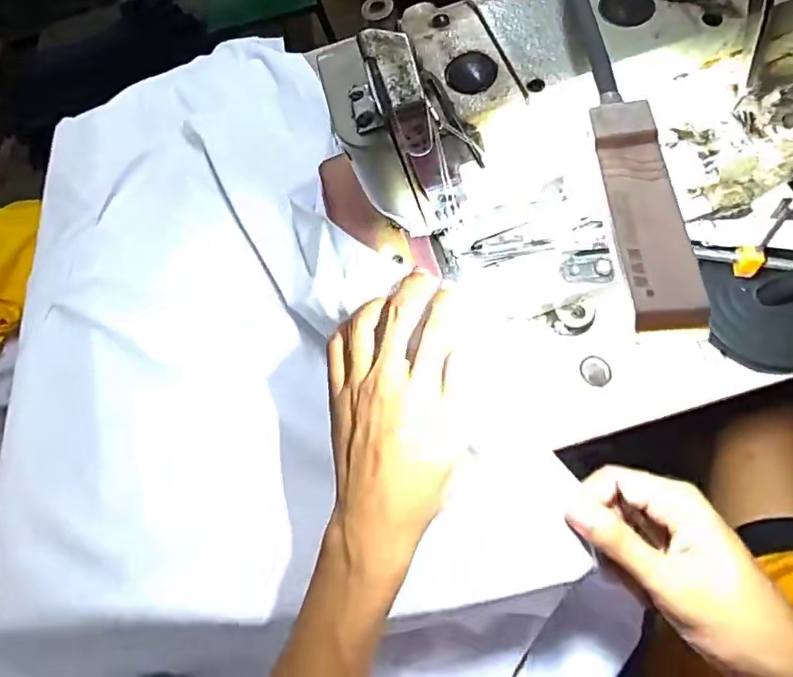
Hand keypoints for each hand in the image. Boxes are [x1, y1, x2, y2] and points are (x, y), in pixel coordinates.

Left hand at [327, 272, 461, 575]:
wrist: (375, 515)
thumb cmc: (418, 485)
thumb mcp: (454, 438)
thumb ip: (455, 388)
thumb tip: (455, 350)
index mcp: (419, 393)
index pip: (435, 330)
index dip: (446, 303)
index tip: (451, 293)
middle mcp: (385, 381)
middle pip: (398, 316)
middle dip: (414, 288)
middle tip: (424, 279)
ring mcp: (356, 385)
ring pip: (363, 324)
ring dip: (380, 300)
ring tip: (393, 293)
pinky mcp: (337, 394)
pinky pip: (337, 348)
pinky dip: (349, 327)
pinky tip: (361, 321)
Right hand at [566, 467, 792, 676]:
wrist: (779, 661)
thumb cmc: (735, 621)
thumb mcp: (667, 582)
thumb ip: (618, 542)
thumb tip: (576, 509)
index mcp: (677, 499)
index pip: (614, 478)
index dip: (590, 502)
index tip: (577, 534)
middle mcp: (675, 505)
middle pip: (616, 499)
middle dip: (606, 535)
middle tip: (613, 570)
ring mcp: (676, 528)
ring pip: (623, 525)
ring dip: (620, 557)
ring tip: (638, 587)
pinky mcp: (675, 550)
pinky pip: (636, 546)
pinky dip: (632, 569)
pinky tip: (645, 592)